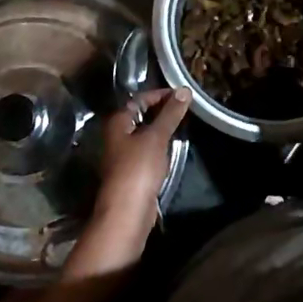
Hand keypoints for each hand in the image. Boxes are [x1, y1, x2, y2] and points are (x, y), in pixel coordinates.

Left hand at [66, 88, 191, 279]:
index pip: (139, 98)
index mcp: (117, 122)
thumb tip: (184, 90)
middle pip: (140, 115)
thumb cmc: (138, 169)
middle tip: (186, 107)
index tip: (182, 94)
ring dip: (162, 128)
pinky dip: (160, 145)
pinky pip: (147, 150)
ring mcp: (123, 154)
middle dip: (162, 110)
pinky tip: (173, 146)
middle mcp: (116, 135)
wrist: (127, 211)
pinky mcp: (132, 171)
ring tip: (184, 123)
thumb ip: (170, 114)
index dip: (160, 94)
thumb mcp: (156, 137)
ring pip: (144, 133)